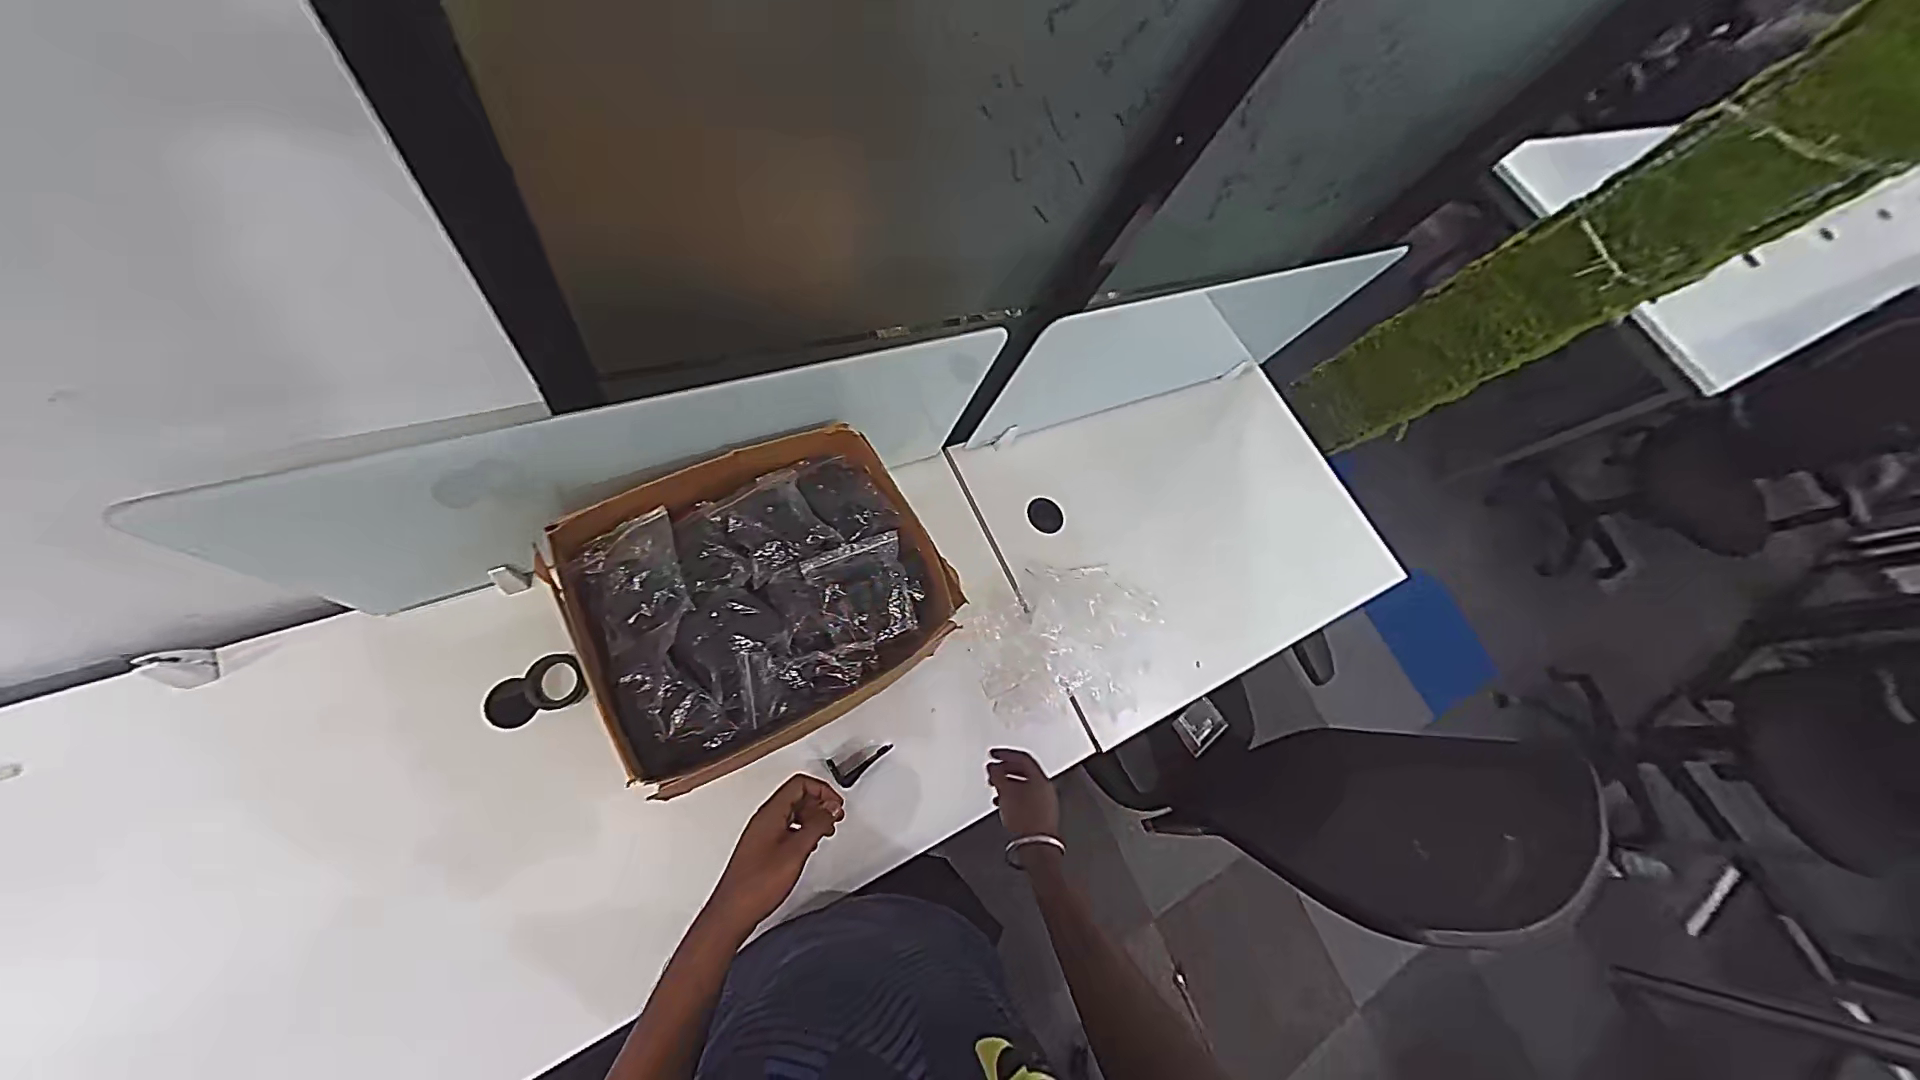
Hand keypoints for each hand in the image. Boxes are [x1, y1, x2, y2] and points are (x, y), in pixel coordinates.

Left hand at [707, 775, 844, 930]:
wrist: (732, 912)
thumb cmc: (756, 885)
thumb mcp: (797, 850)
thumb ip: (817, 825)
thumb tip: (830, 808)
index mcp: (770, 813)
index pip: (799, 784)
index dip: (822, 790)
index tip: (835, 804)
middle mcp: (764, 819)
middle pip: (796, 795)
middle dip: (819, 802)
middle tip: (834, 815)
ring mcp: (761, 833)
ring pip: (792, 812)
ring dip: (812, 816)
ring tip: (826, 830)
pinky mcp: (761, 847)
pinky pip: (786, 827)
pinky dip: (802, 830)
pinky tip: (809, 844)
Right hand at [987, 748, 1058, 840]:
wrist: (1036, 846)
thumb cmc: (1026, 820)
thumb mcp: (1006, 792)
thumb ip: (998, 776)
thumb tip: (993, 767)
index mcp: (1039, 778)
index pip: (1022, 758)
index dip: (1006, 754)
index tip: (994, 754)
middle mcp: (1044, 788)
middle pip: (1023, 771)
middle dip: (1006, 769)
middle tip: (993, 769)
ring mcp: (1045, 801)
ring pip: (1024, 785)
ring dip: (1008, 783)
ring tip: (995, 786)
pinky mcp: (1041, 814)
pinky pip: (1025, 798)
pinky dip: (1013, 796)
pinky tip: (1003, 802)